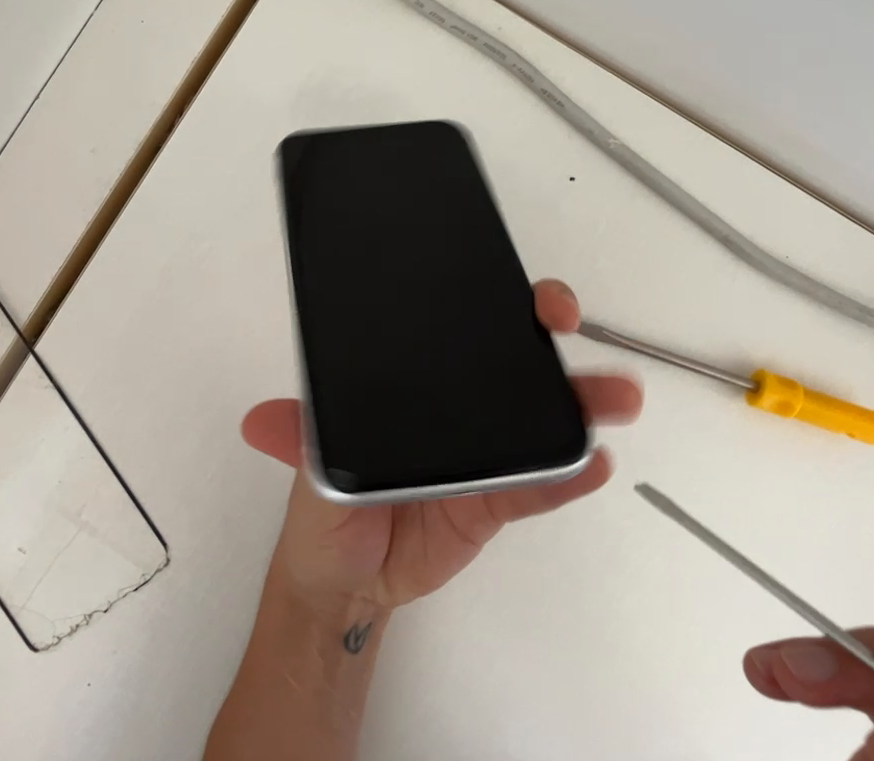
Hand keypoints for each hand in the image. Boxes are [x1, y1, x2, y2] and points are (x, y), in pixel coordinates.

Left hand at [240, 278, 641, 610]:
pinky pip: (538, 487)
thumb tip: (260, 421)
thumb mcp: (308, 468)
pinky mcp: (495, 504)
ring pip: (537, 420)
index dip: (479, 304)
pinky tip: (594, 463)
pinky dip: (567, 475)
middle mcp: (453, 414)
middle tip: (562, 318)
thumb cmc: (324, 514)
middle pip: (506, 363)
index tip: (497, 287)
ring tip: (613, 397)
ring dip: (578, 402)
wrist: (345, 586)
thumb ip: (301, 440)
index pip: (451, 336)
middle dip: (540, 331)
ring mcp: (481, 457)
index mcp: (408, 391)